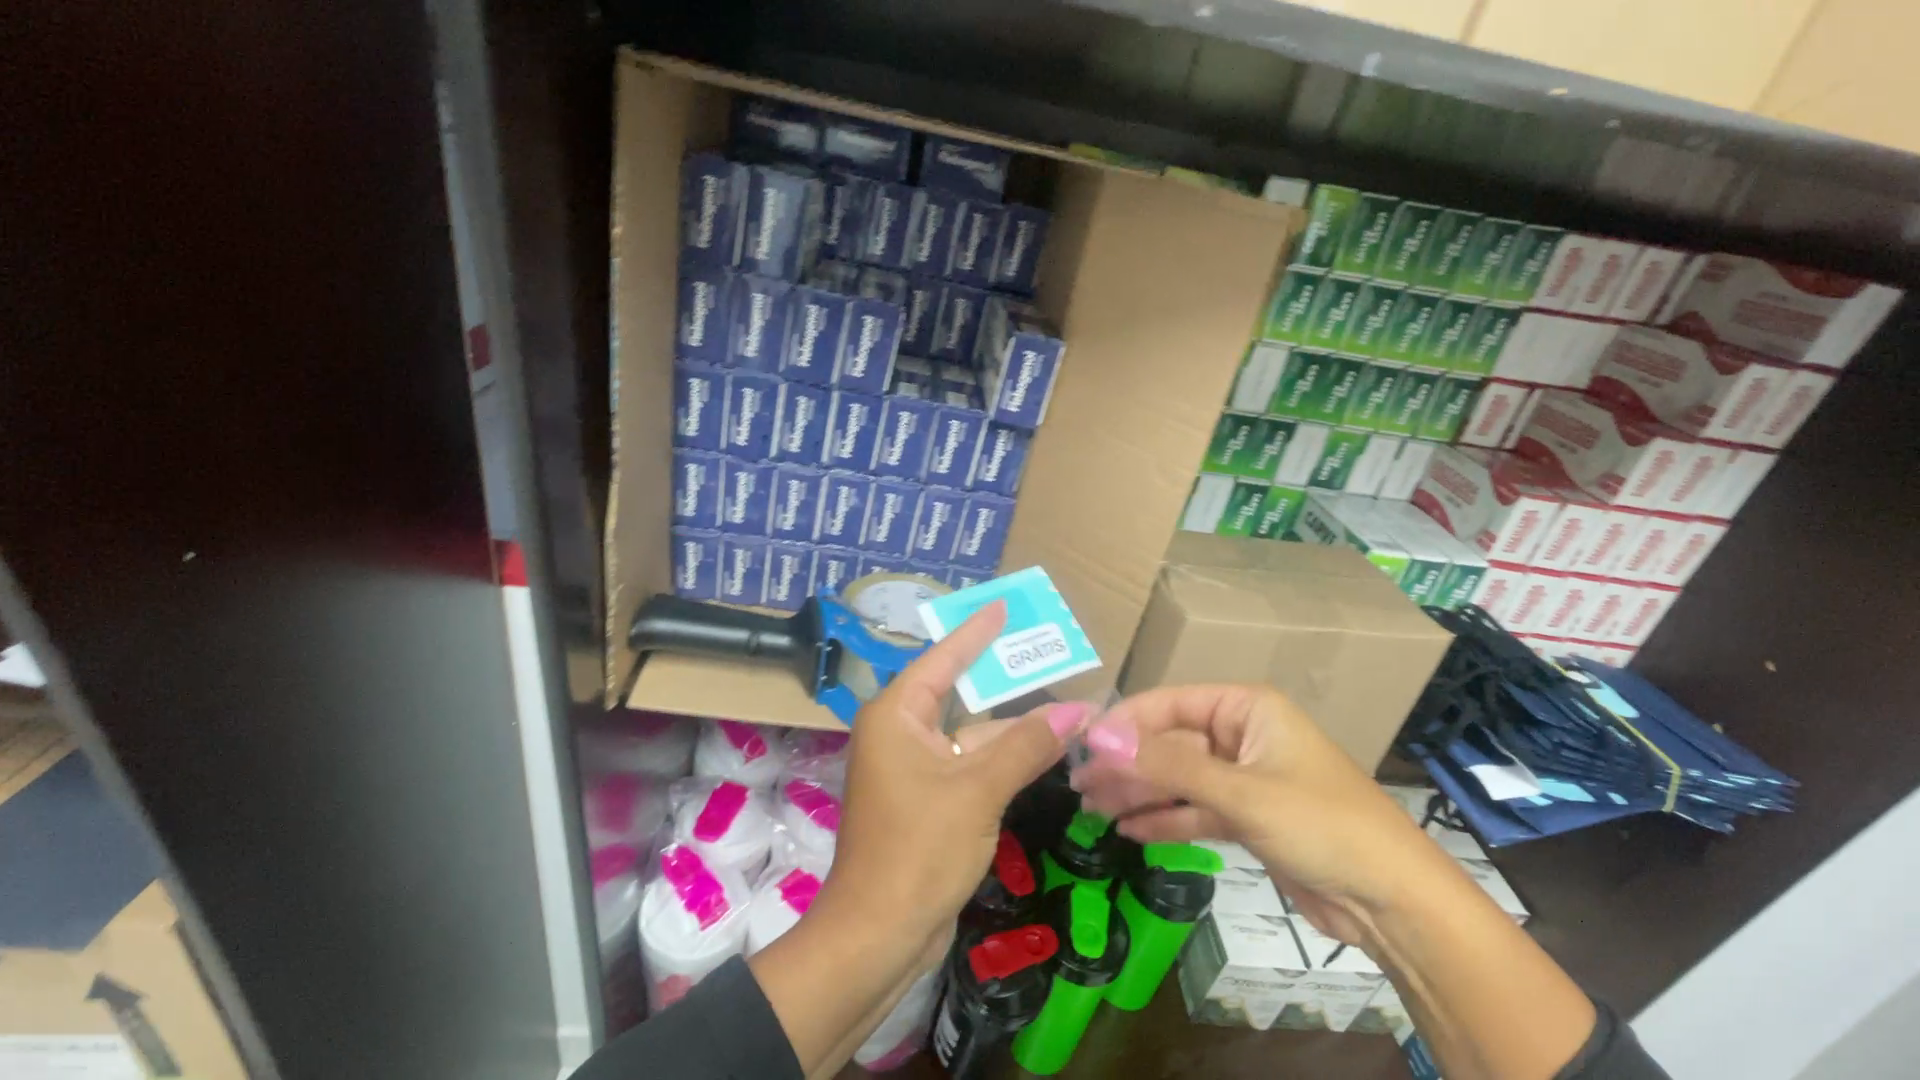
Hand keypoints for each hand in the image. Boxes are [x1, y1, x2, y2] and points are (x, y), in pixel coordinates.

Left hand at [819, 602, 1090, 938]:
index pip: (940, 660)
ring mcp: (912, 774)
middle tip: (1043, 652)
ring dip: (1011, 730)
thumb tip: (1078, 710)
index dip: (974, 633)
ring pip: (969, 738)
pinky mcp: (926, 806)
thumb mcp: (977, 789)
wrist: (880, 932)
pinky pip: (968, 768)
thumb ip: (1026, 745)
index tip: (1002, 607)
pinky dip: (1001, 761)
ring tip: (1065, 708)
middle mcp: (899, 737)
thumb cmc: (919, 848)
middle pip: (957, 697)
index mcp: (895, 717)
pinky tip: (1041, 752)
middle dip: (1003, 683)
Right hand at [1073, 684, 1447, 943]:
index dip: (1125, 724)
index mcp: (1247, 709)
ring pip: (1178, 779)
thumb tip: (1100, 740)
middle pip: (1170, 743)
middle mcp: (1242, 736)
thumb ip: (1168, 766)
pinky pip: (1195, 810)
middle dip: (1126, 764)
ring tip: (1092, 810)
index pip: (1170, 704)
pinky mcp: (1247, 818)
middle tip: (1079, 787)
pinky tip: (1129, 830)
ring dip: (1138, 793)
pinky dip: (1165, 819)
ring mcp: (1244, 778)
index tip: (1081, 748)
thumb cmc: (1321, 824)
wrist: (1390, 899)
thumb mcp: (1240, 792)